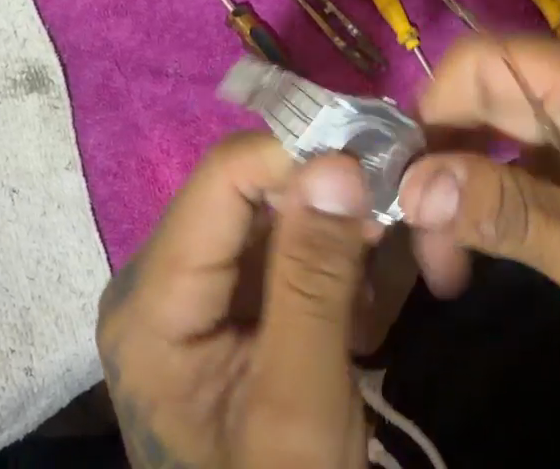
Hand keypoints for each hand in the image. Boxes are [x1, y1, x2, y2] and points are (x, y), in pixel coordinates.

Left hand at [96, 134, 378, 468]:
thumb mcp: (299, 402)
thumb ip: (314, 280)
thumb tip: (337, 161)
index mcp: (153, 299)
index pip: (224, 176)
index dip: (302, 157)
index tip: (383, 174)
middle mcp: (162, 277)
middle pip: (254, 192)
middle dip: (333, 203)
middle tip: (406, 231)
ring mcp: (195, 290)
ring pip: (282, 217)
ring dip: (345, 240)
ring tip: (381, 300)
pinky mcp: (228, 306)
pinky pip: (289, 254)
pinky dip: (338, 270)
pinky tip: (362, 320)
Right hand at [397, 31, 559, 379]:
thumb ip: (510, 215)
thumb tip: (411, 183)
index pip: (479, 61)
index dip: (429, 122)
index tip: (411, 203)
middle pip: (493, 90)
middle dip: (452, 166)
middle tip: (438, 258)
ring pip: (515, 120)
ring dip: (483, 183)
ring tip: (466, 263)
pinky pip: (550, 139)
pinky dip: (521, 186)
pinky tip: (515, 238)